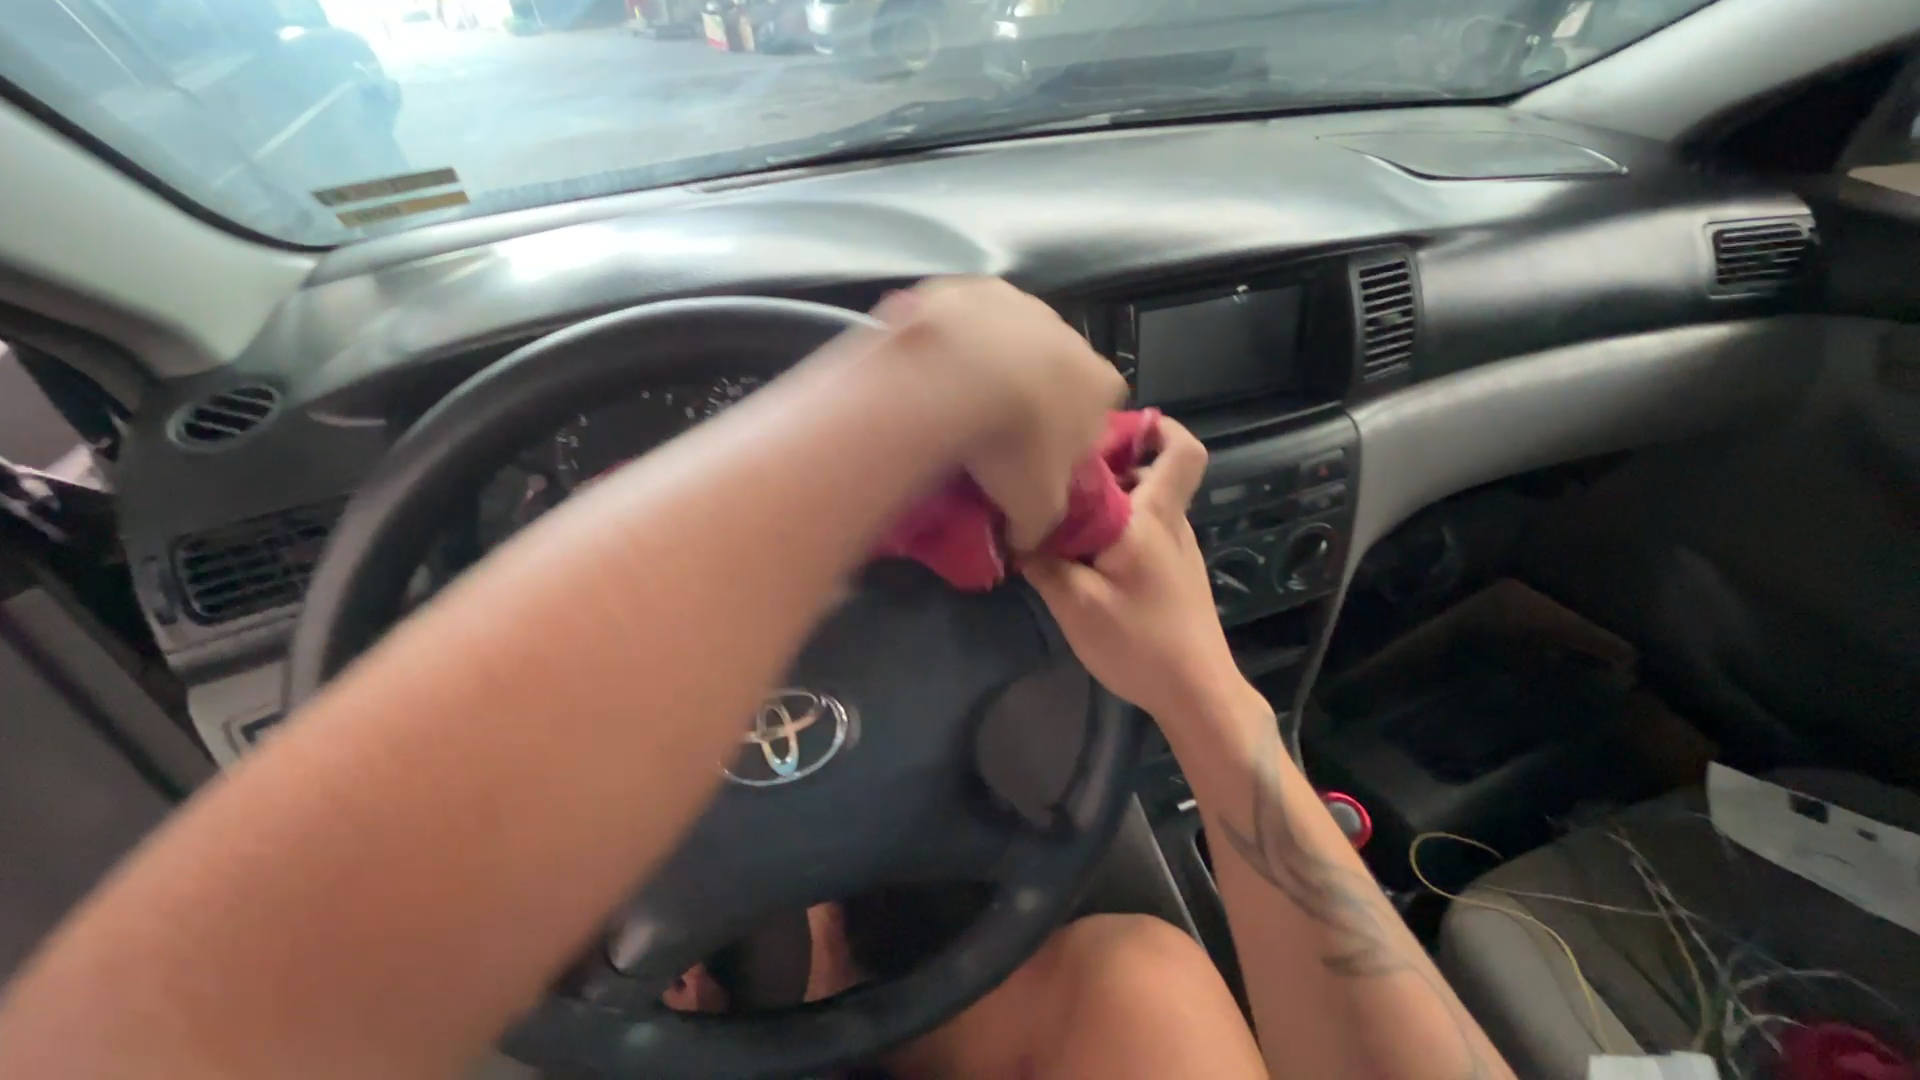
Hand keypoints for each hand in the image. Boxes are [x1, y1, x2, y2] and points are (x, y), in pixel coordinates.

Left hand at [875, 279, 1126, 548]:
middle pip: (1056, 374)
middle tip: (996, 433)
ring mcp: (1021, 304)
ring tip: (958, 403)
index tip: (1037, 460)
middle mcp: (1070, 337)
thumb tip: (1023, 543)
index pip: (1096, 415)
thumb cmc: (1016, 445)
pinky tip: (933, 372)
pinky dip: (953, 342)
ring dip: (992, 367)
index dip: (1068, 440)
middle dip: (1032, 400)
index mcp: (1102, 385)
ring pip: (1011, 343)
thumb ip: (1038, 527)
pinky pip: (965, 321)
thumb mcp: (1036, 506)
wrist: (958, 378)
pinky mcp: (970, 288)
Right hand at [1022, 419, 1251, 723]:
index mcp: (1151, 517)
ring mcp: (1179, 544)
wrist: (1196, 692)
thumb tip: (1013, 533)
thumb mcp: (1077, 606)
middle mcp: (1172, 520)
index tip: (1088, 427)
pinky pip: (1147, 523)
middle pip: (1166, 461)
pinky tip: (1086, 548)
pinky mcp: (1176, 567)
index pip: (1171, 448)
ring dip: (1116, 490)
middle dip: (1124, 452)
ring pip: (1152, 493)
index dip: (1139, 426)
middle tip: (1070, 464)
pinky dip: (1120, 520)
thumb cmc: (1139, 645)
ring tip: (1066, 506)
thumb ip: (1044, 562)